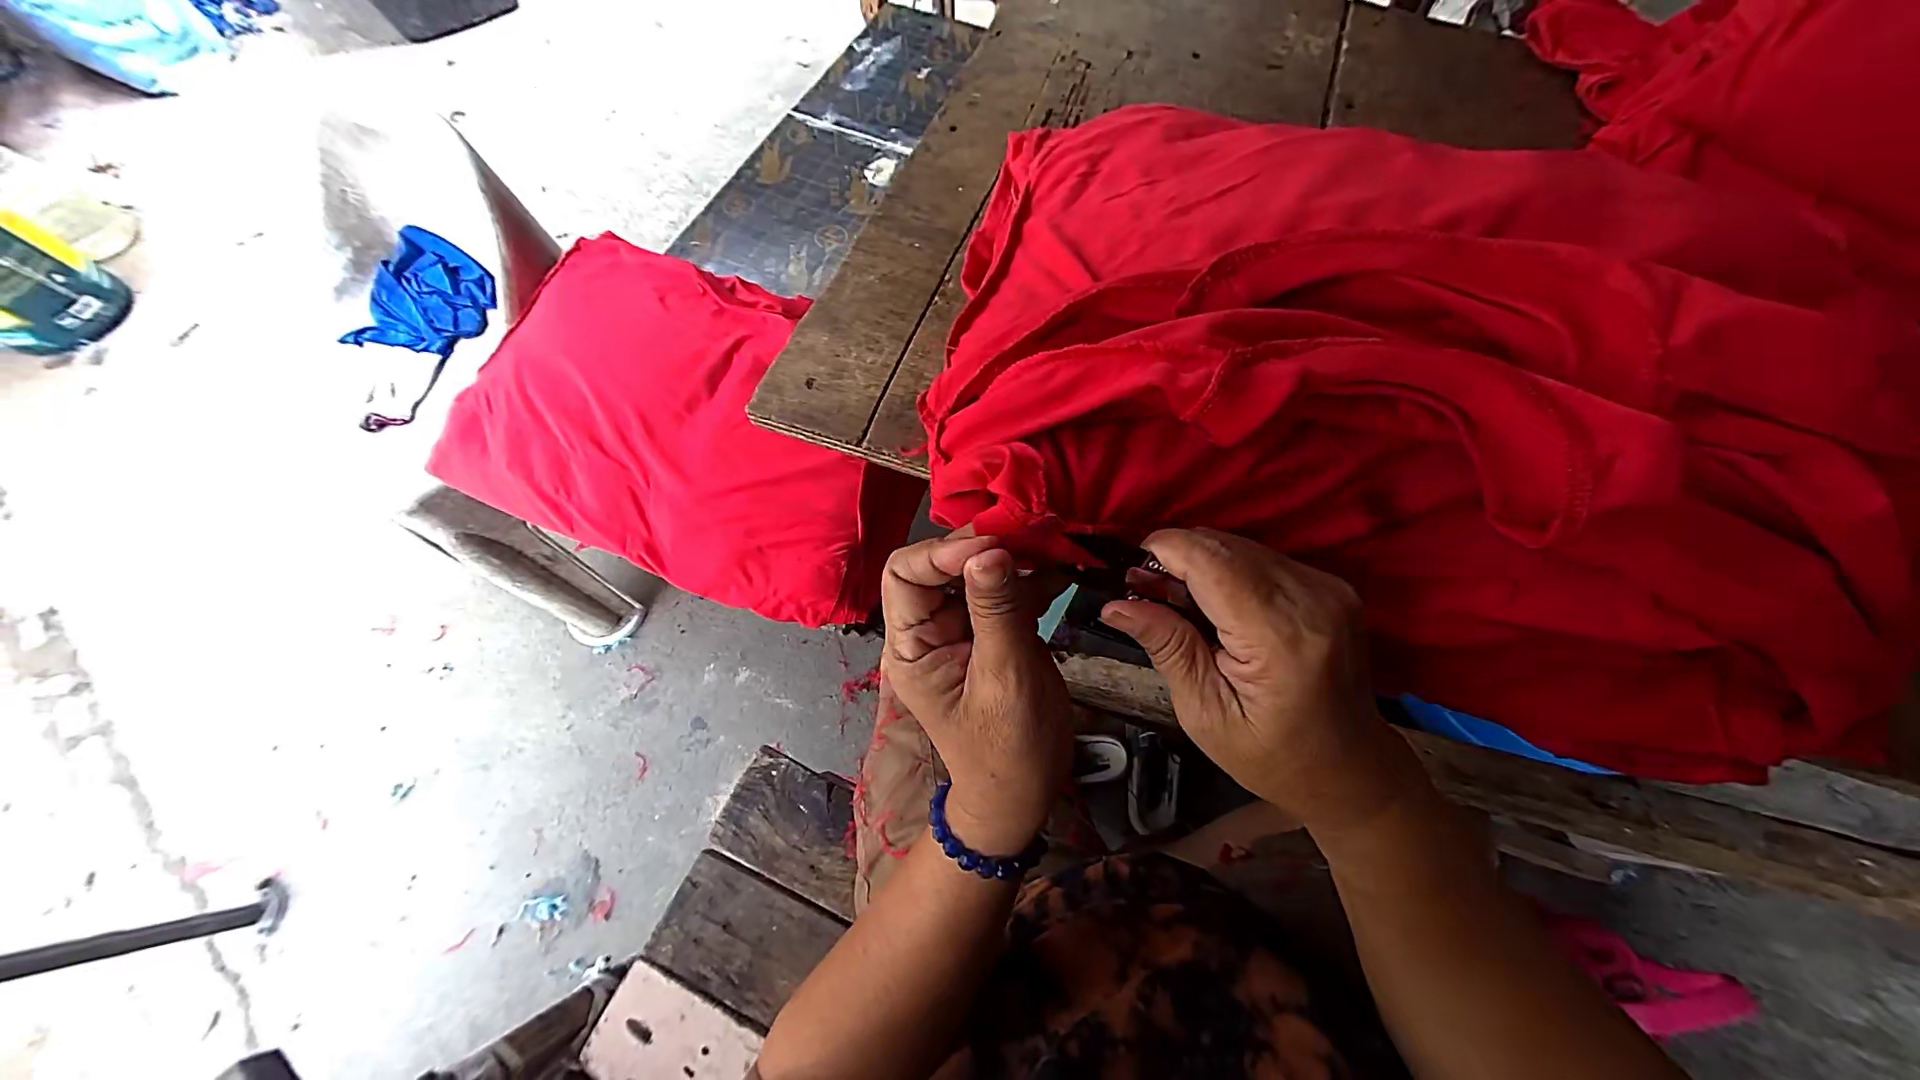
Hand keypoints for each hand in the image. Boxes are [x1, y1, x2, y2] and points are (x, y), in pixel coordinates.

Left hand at [880, 533, 1072, 854]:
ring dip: (1014, 554)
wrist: (1025, 791)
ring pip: (978, 571)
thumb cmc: (1006, 750)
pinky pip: (1007, 590)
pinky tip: (1061, 567)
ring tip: (1051, 544)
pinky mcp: (995, 629)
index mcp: (911, 645)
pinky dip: (1033, 576)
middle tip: (1031, 533)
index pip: (905, 574)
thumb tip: (991, 549)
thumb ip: (996, 612)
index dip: (942, 552)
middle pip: (942, 565)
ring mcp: (963, 627)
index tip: (993, 544)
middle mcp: (930, 628)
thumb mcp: (1003, 680)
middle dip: (983, 545)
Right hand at [1099, 528, 1427, 836]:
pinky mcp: (1330, 585)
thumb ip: (1167, 647)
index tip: (1130, 578)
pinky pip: (1259, 557)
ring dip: (1199, 564)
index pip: (1209, 560)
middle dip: (1174, 559)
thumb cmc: (1274, 757)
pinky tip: (1218, 608)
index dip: (1162, 553)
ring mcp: (1326, 588)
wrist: (1351, 769)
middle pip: (1221, 545)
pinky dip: (1226, 570)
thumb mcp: (1205, 713)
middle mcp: (1310, 599)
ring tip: (1183, 608)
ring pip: (1238, 544)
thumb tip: (1117, 606)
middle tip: (1148, 598)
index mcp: (1279, 638)